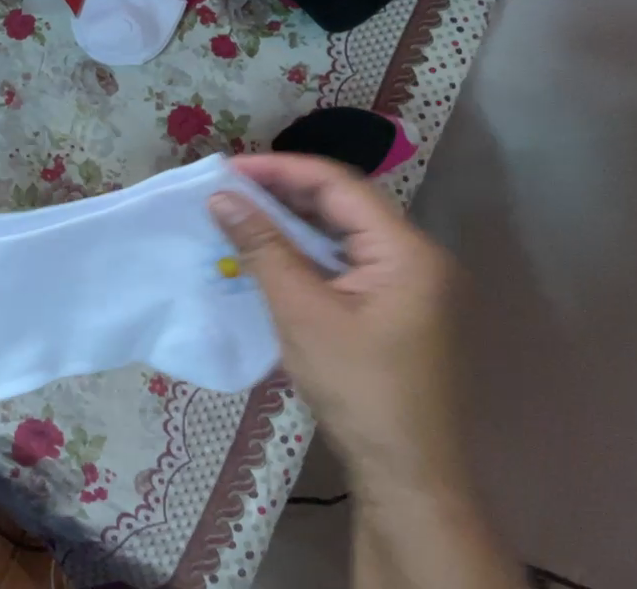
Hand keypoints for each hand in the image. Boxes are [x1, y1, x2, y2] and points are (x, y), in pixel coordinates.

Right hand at [208, 154, 465, 502]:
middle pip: (342, 203)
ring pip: (340, 231)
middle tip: (222, 190)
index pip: (339, 186)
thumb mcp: (300, 310)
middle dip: (281, 190)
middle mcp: (415, 258)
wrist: (405, 467)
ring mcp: (407, 284)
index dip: (279, 170)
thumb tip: (221, 197)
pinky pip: (342, 259)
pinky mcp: (392, 306)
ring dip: (288, 219)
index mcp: (407, 253)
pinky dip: (301, 248)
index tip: (223, 171)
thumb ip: (262, 247)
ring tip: (234, 213)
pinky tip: (264, 251)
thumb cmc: (357, 384)